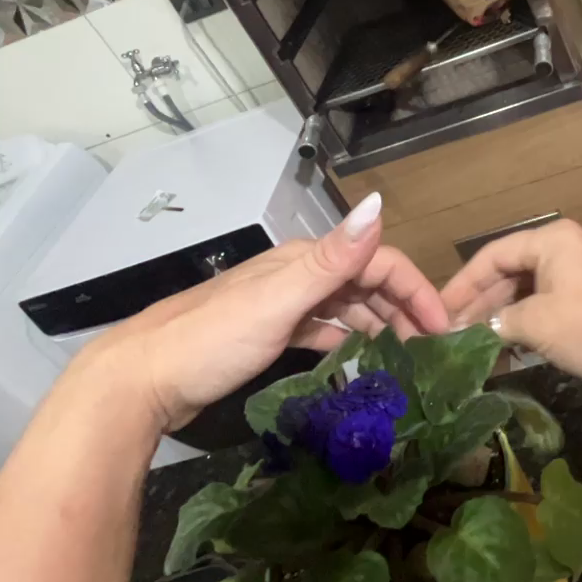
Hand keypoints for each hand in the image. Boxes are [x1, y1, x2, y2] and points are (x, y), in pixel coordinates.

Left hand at [83, 193, 449, 430]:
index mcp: (306, 260)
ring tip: (405, 357)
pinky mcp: (270, 331)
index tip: (442, 328)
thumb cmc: (211, 340)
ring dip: (380, 323)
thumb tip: (380, 202)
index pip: (379, 261)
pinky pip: (323, 327)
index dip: (417, 289)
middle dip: (405, 308)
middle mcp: (299, 274)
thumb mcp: (279, 301)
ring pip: (348, 304)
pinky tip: (357, 357)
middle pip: (367, 281)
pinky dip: (347, 338)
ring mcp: (283, 302)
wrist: (139, 380)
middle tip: (431, 349)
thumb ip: (334, 257)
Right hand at [439, 219, 581, 386]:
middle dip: (480, 302)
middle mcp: (565, 248)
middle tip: (450, 330)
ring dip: (500, 316)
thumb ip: (498, 321)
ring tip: (470, 342)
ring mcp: (578, 274)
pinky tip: (502, 347)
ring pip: (526, 290)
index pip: (494, 254)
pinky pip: (544, 304)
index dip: (463, 284)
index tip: (439, 310)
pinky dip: (523, 323)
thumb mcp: (535, 322)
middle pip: (510, 271)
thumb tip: (469, 332)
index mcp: (552, 239)